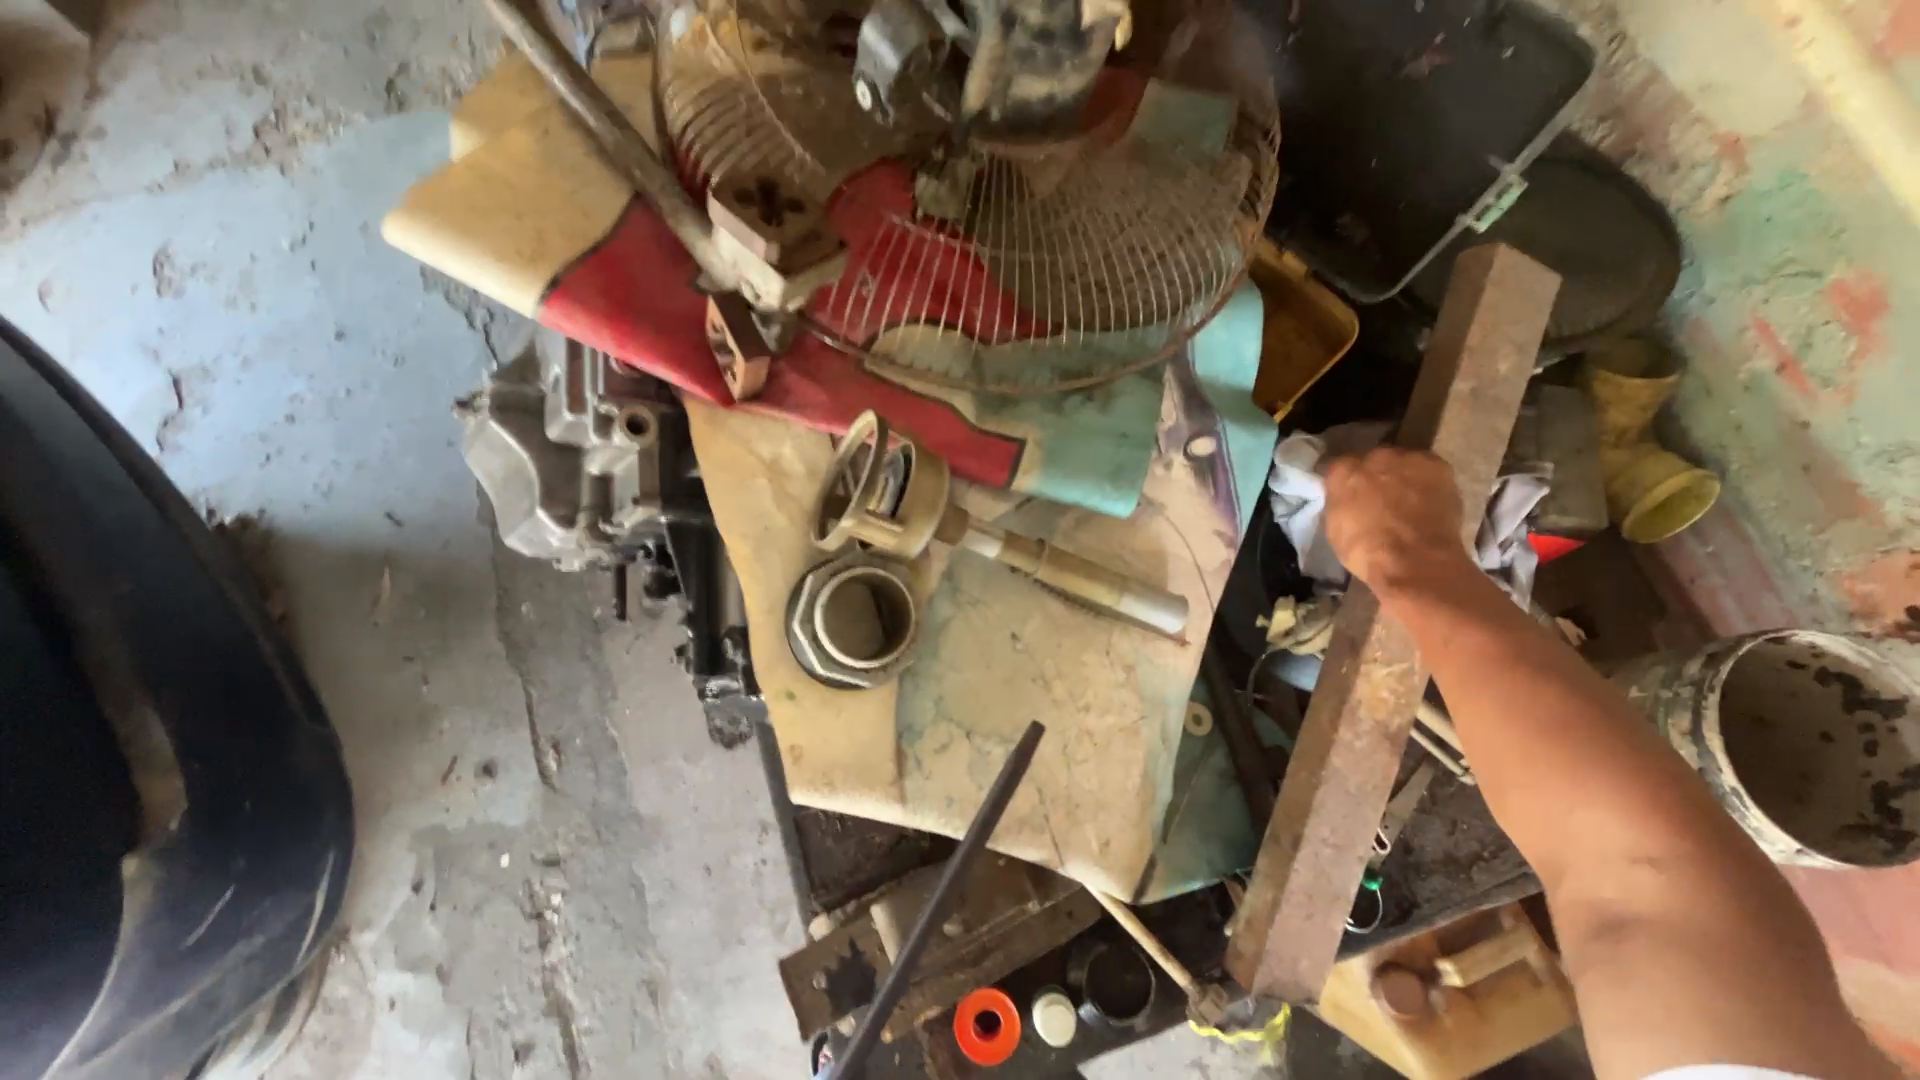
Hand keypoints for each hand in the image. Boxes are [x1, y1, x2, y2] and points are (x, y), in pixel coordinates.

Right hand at [1323, 448, 1473, 595]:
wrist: (1416, 560)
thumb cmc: (1366, 552)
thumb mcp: (1335, 529)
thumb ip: (1339, 503)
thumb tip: (1346, 498)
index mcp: (1343, 471)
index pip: (1338, 467)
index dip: (1343, 482)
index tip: (1347, 495)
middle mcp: (1374, 456)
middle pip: (1373, 459)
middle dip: (1374, 474)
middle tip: (1378, 497)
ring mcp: (1409, 459)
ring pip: (1402, 462)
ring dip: (1402, 475)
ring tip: (1406, 499)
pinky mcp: (1439, 467)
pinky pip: (1426, 469)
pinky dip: (1425, 482)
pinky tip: (1426, 500)